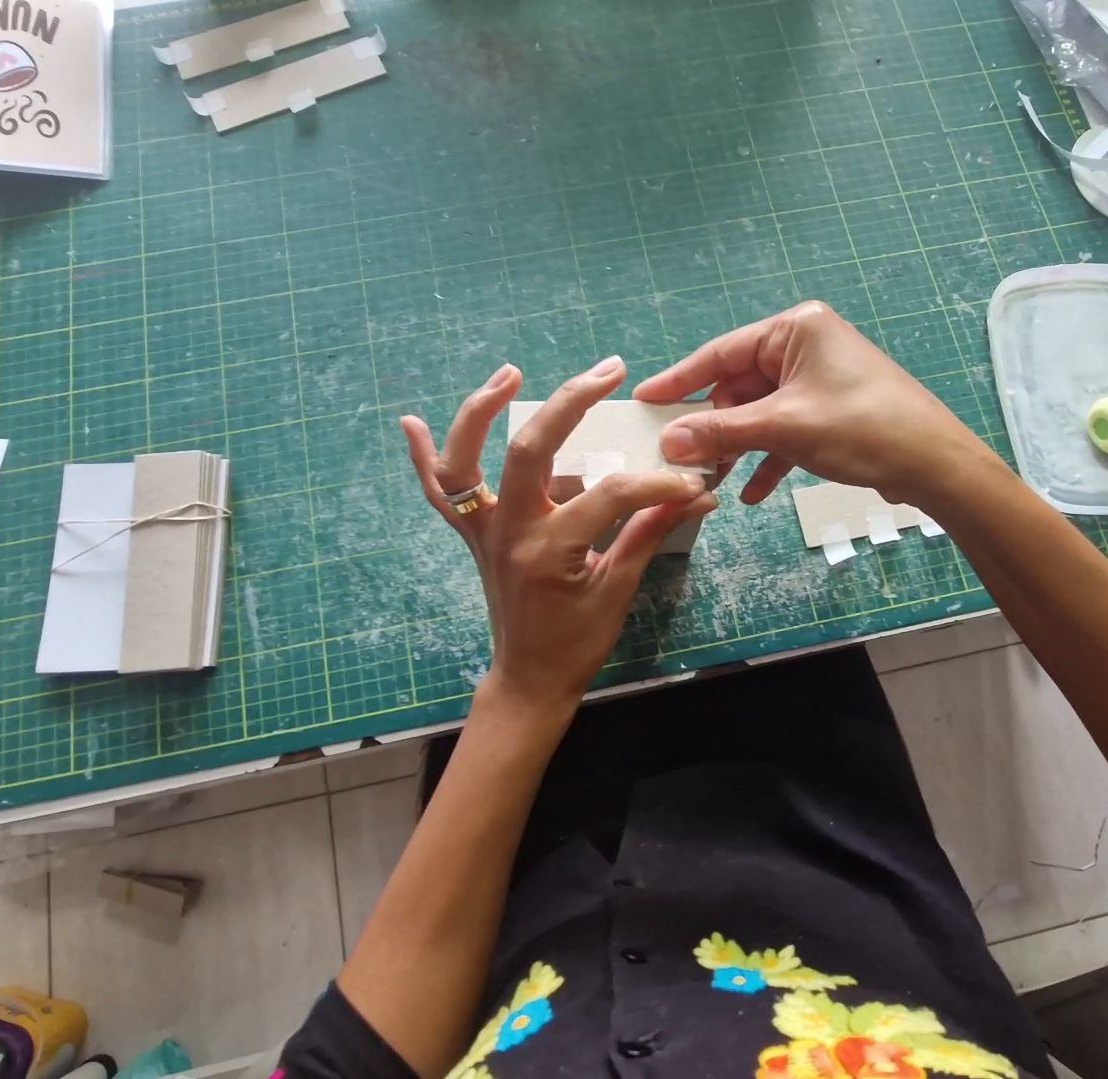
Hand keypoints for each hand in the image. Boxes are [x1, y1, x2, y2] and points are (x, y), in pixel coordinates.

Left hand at [402, 358, 717, 724]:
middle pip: (530, 449)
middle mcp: (510, 531)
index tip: (690, 483)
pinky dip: (423, 457)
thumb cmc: (577, 643)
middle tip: (607, 371)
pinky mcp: (472, 536)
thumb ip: (650, 534)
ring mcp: (484, 531)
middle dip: (570, 402)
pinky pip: (441, 493)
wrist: (529, 679)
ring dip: (480, 411)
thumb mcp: (619, 590)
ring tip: (509, 372)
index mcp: (551, 549)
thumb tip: (696, 497)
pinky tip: (411, 422)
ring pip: (465, 462)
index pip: (612, 495)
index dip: (656, 483)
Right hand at [633, 301, 995, 506]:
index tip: (643, 401)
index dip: (679, 380)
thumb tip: (667, 441)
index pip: (721, 352)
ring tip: (713, 480)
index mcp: (794, 330)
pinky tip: (752, 494)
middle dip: (714, 427)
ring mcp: (818, 379)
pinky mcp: (828, 410)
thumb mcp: (784, 428)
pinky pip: (784, 431)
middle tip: (682, 459)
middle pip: (738, 386)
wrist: (935, 465)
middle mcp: (804, 347)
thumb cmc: (861, 429)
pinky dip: (767, 459)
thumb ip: (722, 432)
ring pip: (759, 412)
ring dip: (737, 447)